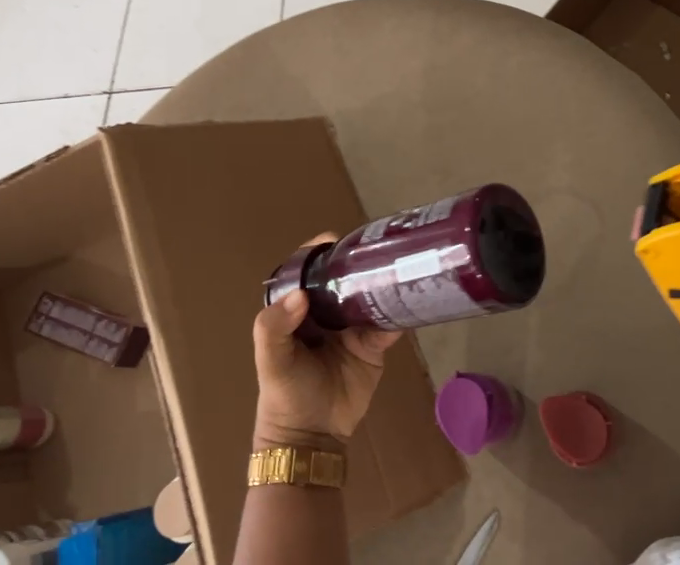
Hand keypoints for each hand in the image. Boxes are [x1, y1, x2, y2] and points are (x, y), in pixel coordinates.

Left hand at [252, 238, 403, 445]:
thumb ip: (274, 327)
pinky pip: (389, 324)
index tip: (336, 240)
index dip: (320, 253)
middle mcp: (326, 312)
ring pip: (369, 296)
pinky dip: (398, 313)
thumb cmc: (285, 394)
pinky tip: (408, 300)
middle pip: (344, 278)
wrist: (311, 438)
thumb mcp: (271, 360)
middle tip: (376, 248)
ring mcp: (352, 328)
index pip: (309, 272)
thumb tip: (301, 295)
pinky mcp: (374, 346)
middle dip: (358, 262)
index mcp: (298, 309)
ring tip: (397, 265)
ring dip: (381, 282)